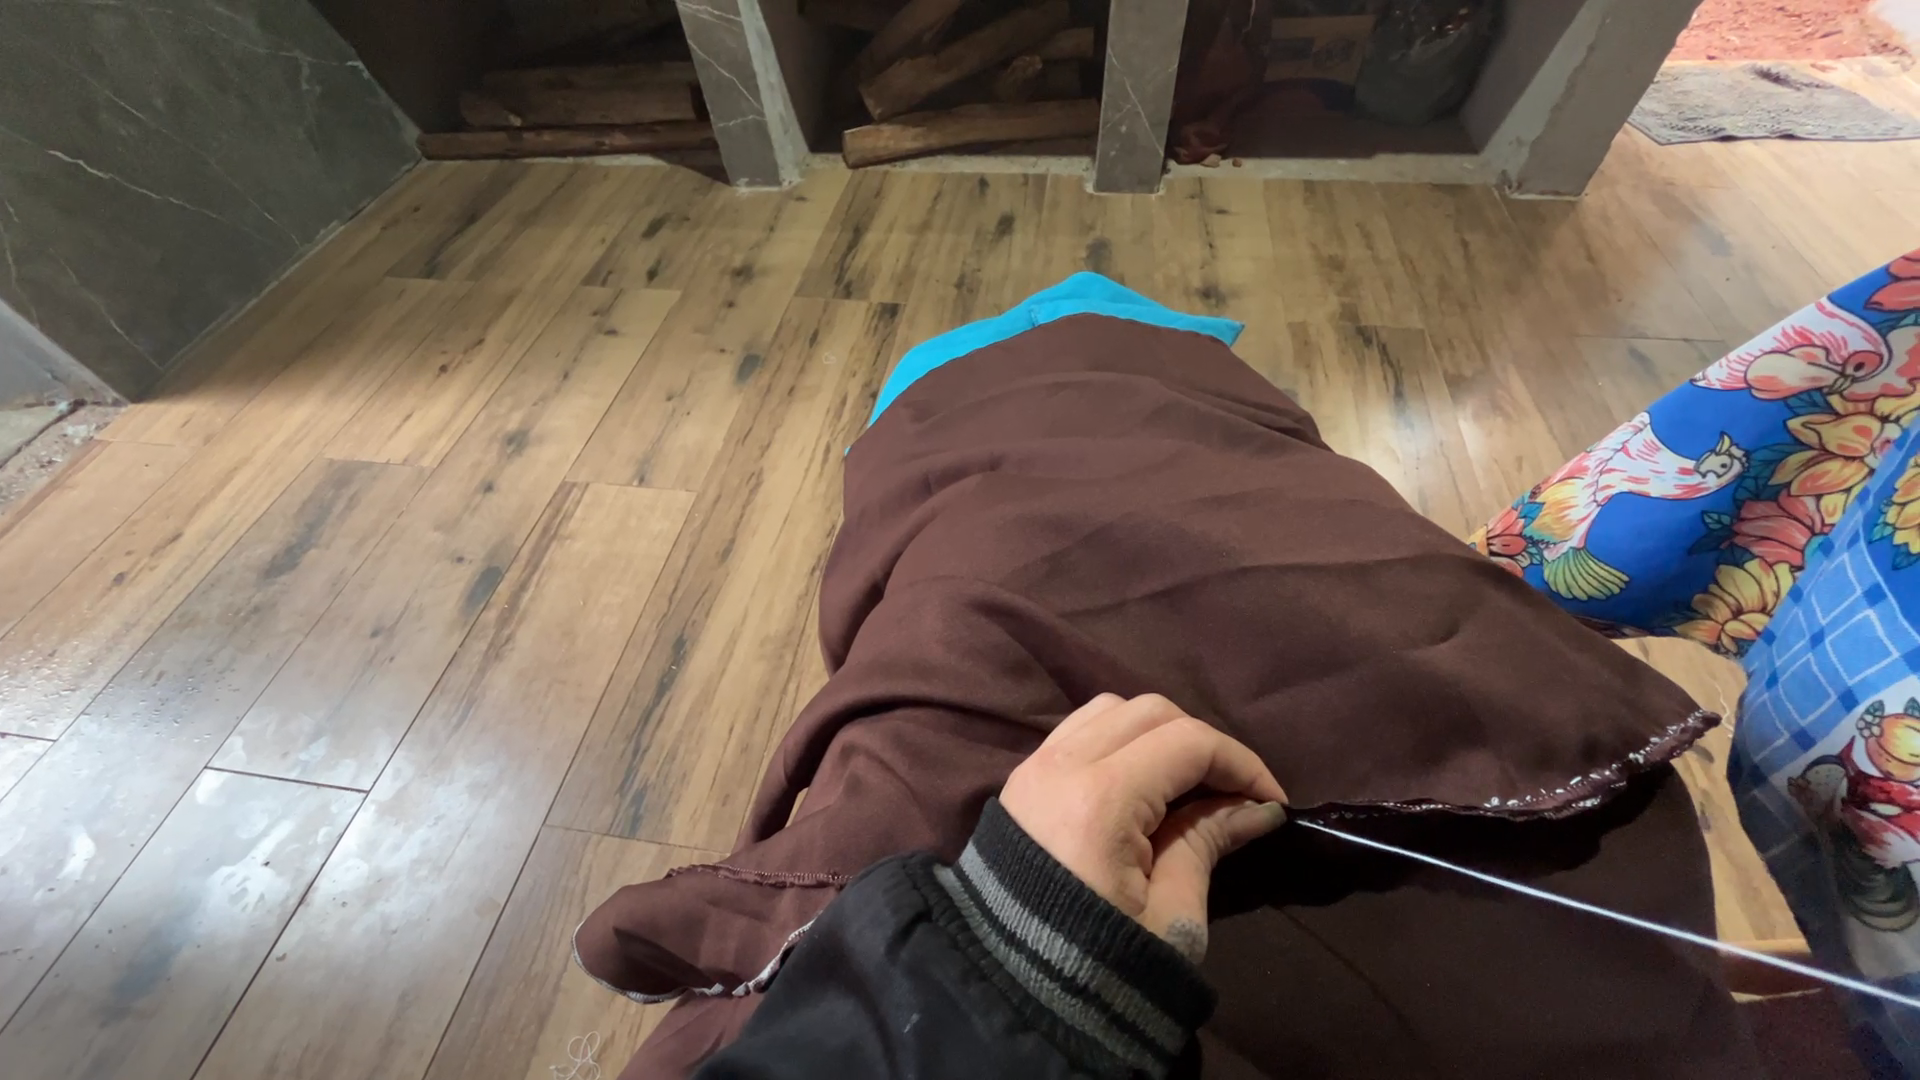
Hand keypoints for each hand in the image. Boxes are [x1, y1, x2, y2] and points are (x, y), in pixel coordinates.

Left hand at [1000, 693, 1287, 963]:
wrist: (1007, 986)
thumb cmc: (1096, 963)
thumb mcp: (1169, 917)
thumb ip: (1207, 843)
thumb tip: (1256, 808)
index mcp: (1101, 799)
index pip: (1187, 742)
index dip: (1240, 762)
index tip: (1271, 800)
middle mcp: (1063, 763)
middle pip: (1149, 710)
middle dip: (1201, 742)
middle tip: (1231, 791)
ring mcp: (1035, 764)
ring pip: (1109, 709)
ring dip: (1156, 731)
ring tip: (1184, 782)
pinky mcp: (1022, 776)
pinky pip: (1078, 728)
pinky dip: (1117, 737)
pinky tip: (1138, 778)